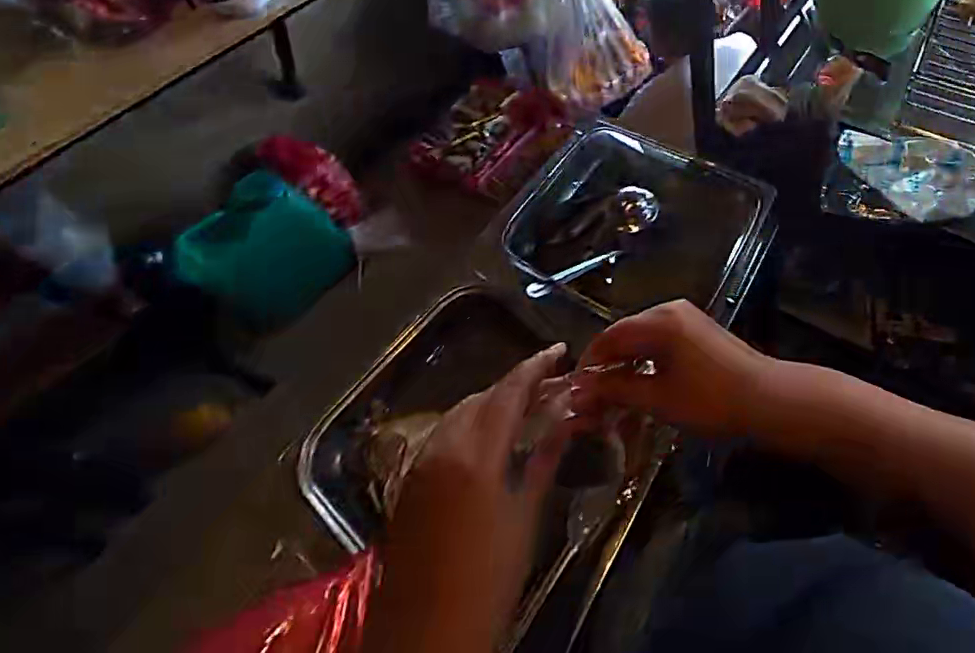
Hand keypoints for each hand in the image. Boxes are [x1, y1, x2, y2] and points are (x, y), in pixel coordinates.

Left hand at [364, 344, 577, 652]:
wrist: (425, 640)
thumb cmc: (489, 580)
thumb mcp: (526, 517)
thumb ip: (544, 459)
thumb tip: (566, 419)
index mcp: (476, 454)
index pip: (509, 391)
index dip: (535, 366)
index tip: (559, 351)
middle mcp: (442, 450)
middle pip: (482, 398)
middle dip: (515, 384)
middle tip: (549, 384)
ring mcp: (420, 468)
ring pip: (459, 414)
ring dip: (491, 402)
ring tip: (524, 407)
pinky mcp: (409, 488)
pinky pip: (442, 436)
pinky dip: (470, 424)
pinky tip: (490, 438)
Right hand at [572, 300, 779, 438]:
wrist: (766, 398)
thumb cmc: (710, 400)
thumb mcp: (659, 399)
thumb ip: (617, 390)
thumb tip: (582, 390)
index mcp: (659, 320)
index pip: (610, 336)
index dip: (590, 363)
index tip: (576, 391)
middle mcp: (671, 310)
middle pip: (626, 334)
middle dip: (607, 366)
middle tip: (592, 400)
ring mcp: (687, 317)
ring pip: (643, 339)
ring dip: (626, 366)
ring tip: (614, 399)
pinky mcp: (698, 330)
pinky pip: (661, 341)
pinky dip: (646, 362)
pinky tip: (641, 387)